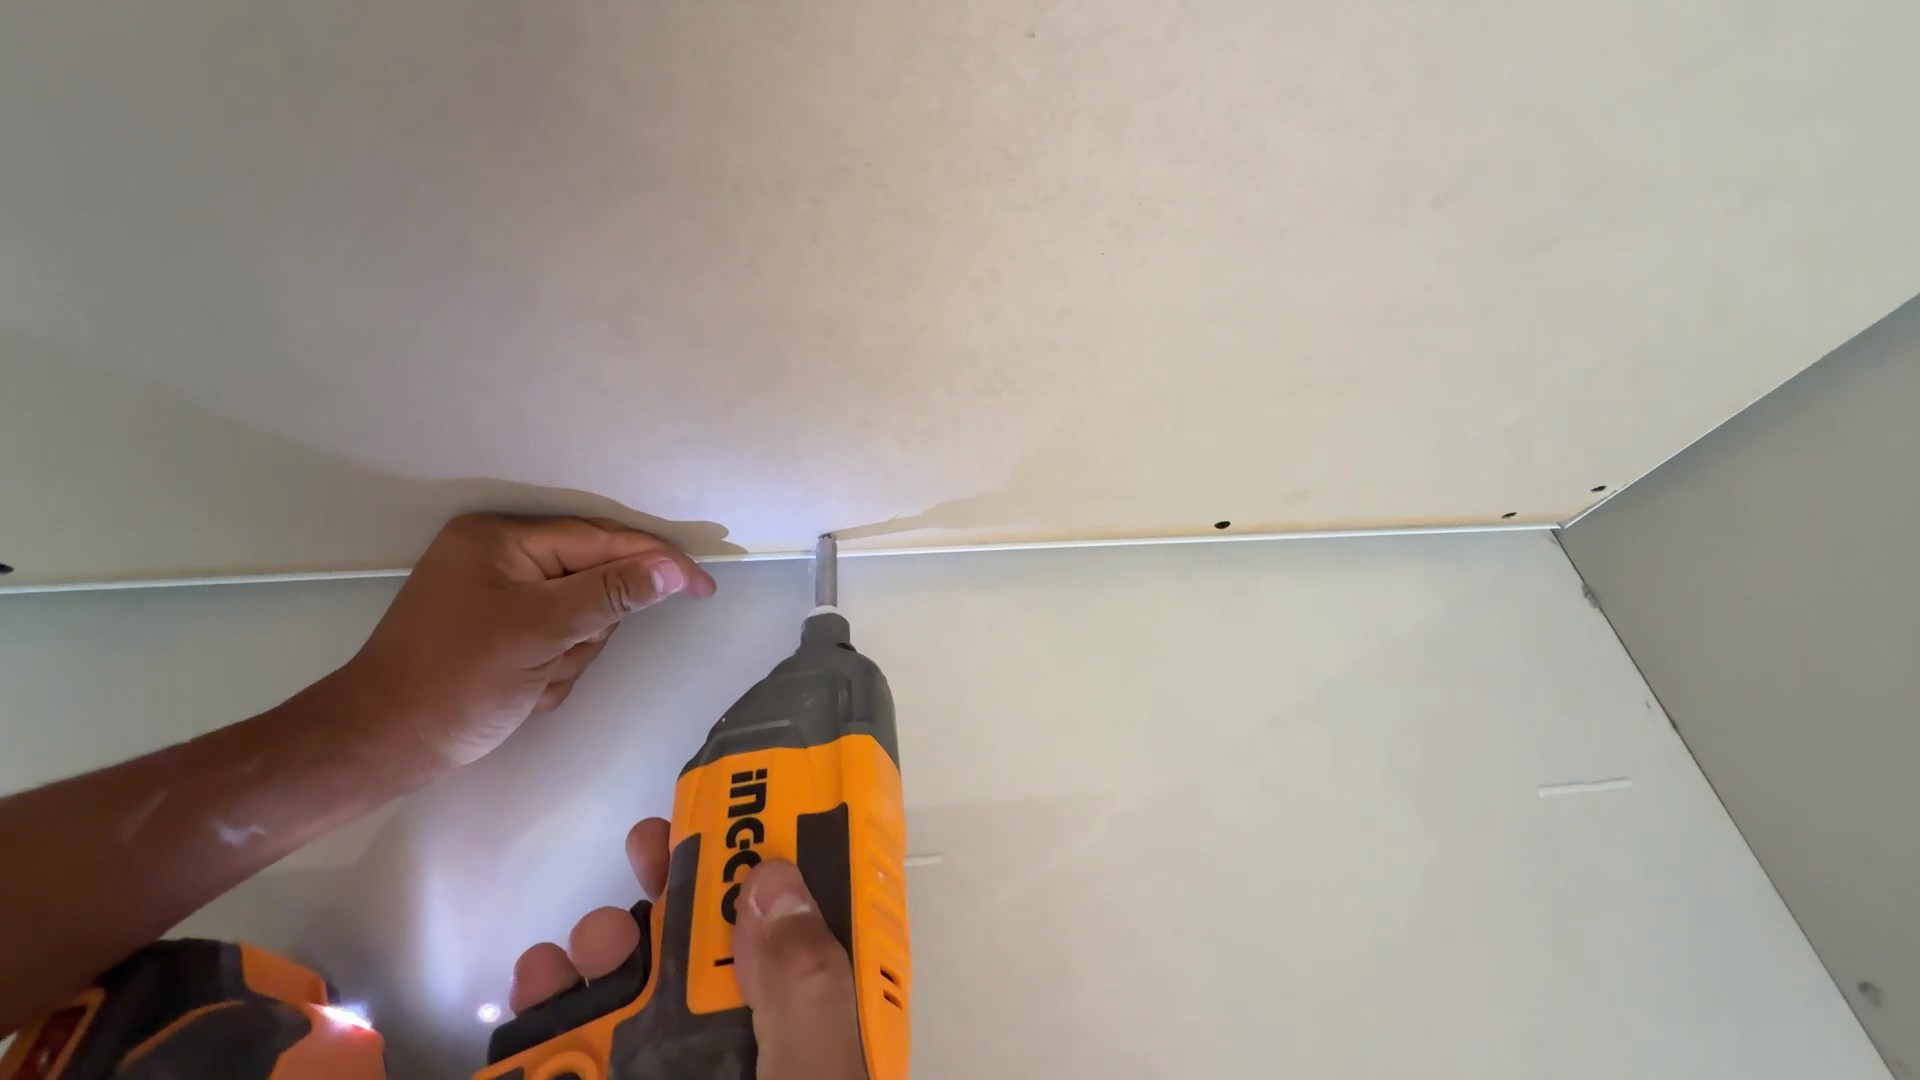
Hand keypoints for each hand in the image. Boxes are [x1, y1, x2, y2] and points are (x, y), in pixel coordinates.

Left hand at [343, 514, 716, 769]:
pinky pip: (565, 637)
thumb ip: (612, 593)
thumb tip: (673, 570)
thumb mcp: (540, 632)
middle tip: (558, 659)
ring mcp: (503, 593)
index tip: (703, 587)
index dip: (657, 563)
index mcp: (503, 540)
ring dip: (572, 653)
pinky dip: (557, 667)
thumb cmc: (454, 682)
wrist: (383, 747)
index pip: (602, 541)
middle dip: (590, 628)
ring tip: (536, 679)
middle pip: (597, 578)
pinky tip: (527, 688)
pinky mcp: (506, 628)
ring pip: (586, 615)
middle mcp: (504, 556)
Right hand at [511, 819, 866, 1079]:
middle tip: (649, 841)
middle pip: (721, 943)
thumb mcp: (819, 1074)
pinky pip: (582, 1038)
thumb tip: (771, 877)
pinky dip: (553, 1004)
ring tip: (589, 940)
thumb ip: (804, 987)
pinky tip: (534, 982)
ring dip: (611, 940)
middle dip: (683, 885)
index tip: (749, 807)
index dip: (786, 863)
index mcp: (819, 1024)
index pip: (816, 926)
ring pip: (646, 984)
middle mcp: (755, 1039)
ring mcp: (682, 1065)